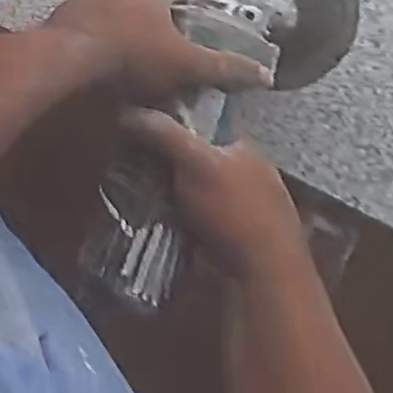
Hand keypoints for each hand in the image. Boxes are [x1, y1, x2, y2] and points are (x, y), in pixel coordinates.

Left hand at [48, 0, 272, 96]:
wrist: (68, 55)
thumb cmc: (132, 55)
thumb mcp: (185, 65)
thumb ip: (224, 68)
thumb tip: (264, 74)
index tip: (194, 11)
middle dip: (153, 11)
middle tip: (164, 36)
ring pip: (112, 4)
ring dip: (121, 21)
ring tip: (130, 48)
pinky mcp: (64, 14)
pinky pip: (87, 20)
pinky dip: (96, 32)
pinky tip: (99, 53)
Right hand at [122, 109, 310, 282]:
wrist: (265, 280)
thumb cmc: (234, 210)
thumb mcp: (194, 160)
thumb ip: (163, 131)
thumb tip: (127, 112)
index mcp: (244, 146)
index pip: (203, 118)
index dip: (171, 116)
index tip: (142, 121)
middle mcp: (246, 170)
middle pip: (194, 150)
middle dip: (164, 153)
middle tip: (131, 152)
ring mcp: (241, 204)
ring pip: (192, 182)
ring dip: (167, 184)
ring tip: (136, 182)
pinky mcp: (233, 234)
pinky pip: (194, 210)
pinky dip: (175, 210)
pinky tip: (156, 211)